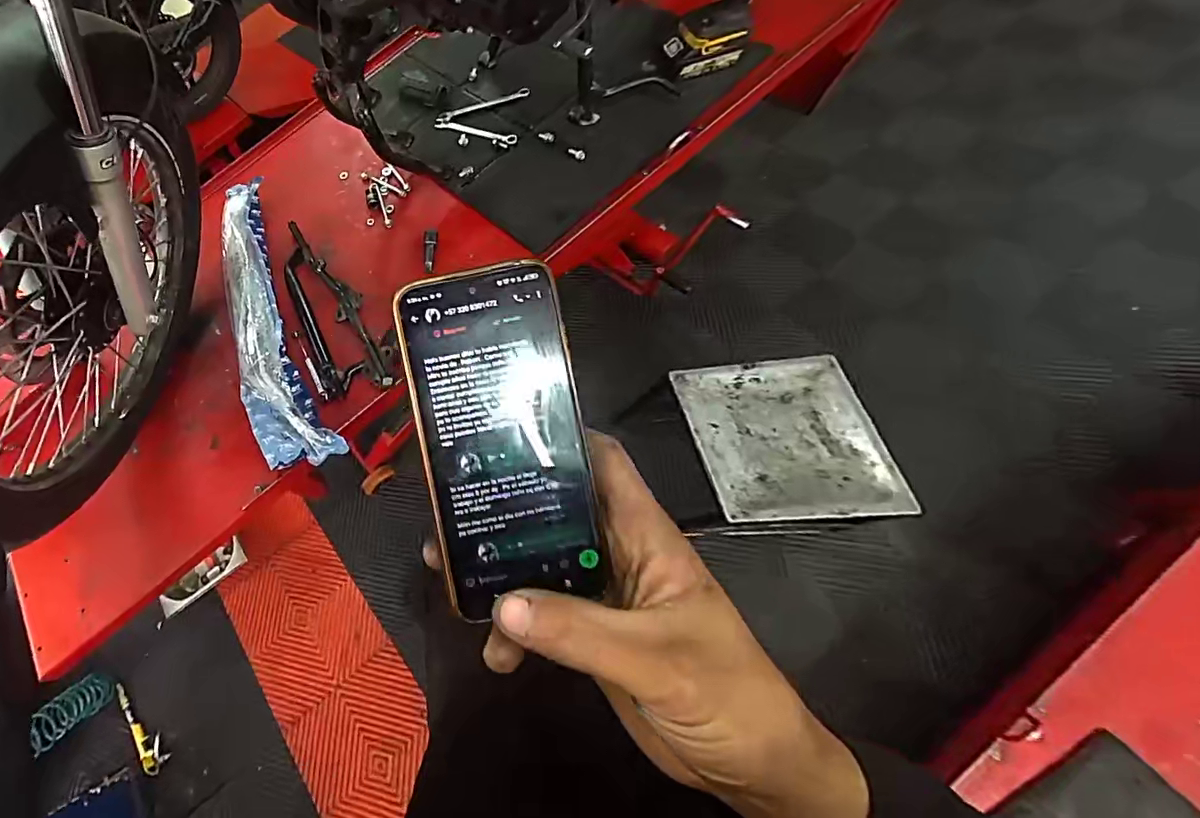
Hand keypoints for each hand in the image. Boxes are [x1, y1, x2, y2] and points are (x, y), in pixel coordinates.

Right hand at [426, 432, 867, 817]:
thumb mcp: (656, 659)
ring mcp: (600, 591)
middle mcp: (614, 550)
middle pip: (553, 509)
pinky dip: (512, 627)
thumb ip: (580, 632)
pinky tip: (495, 652)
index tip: (502, 431)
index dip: (560, 438)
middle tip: (448, 509)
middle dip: (503, 507)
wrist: (754, 769)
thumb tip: (502, 605)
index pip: (602, 461)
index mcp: (641, 533)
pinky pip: (538, 614)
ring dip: (496, 570)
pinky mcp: (588, 631)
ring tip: (445, 573)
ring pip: (537, 561)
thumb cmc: (727, 693)